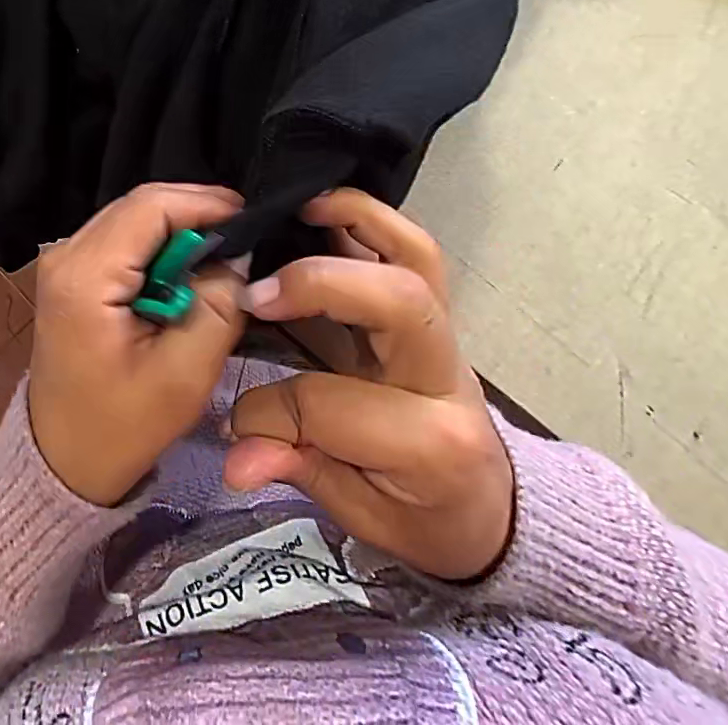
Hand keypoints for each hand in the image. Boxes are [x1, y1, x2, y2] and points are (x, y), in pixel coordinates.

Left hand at [28, 183, 248, 505]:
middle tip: (244, 236)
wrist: (64, 459)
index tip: (251, 220)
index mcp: (85, 277)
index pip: (150, 207)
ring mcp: (65, 261)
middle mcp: (65, 254)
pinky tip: (189, 267)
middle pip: (140, 205)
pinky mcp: (73, 273)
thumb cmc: (122, 426)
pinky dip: (162, 245)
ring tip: (224, 251)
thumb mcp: (184, 374)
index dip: (205, 203)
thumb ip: (218, 305)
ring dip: (181, 228)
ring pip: (134, 217)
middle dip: (196, 212)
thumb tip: (238, 255)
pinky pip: (125, 238)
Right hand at [224, 189, 515, 580]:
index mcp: (428, 442)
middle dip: (317, 285)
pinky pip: (414, 252)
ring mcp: (448, 335)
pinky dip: (370, 221)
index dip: (270, 411)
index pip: (330, 403)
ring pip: (416, 257)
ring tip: (297, 210)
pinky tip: (323, 212)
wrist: (490, 505)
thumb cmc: (426, 518)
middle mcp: (446, 375)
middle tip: (257, 294)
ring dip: (357, 220)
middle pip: (397, 302)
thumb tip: (236, 459)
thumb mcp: (362, 515)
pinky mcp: (438, 313)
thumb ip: (301, 469)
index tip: (241, 424)